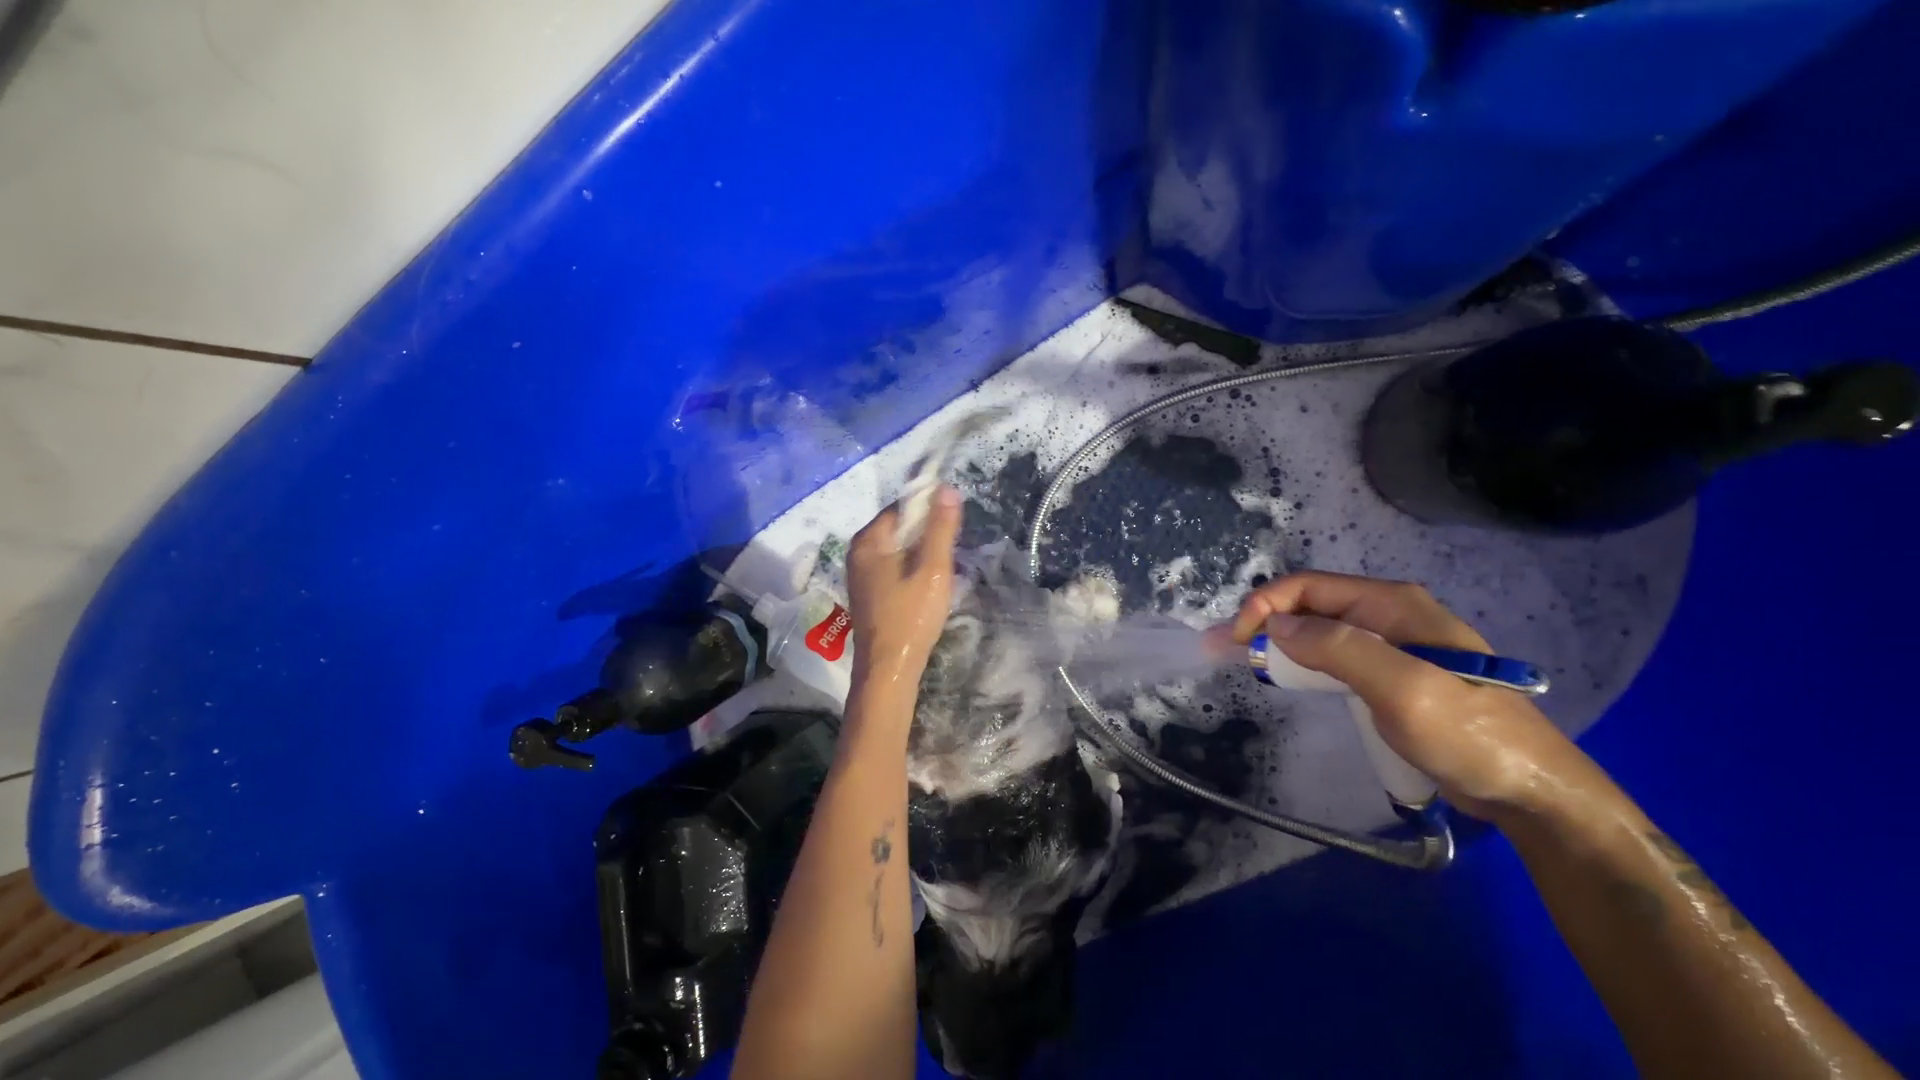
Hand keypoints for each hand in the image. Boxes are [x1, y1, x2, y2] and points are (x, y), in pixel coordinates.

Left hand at [846, 486, 962, 685]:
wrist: (889, 669)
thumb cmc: (910, 616)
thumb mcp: (932, 568)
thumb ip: (940, 528)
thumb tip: (946, 488)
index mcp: (868, 541)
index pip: (901, 507)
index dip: (929, 510)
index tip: (953, 525)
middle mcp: (858, 554)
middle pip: (899, 529)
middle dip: (927, 534)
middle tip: (952, 552)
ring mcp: (861, 576)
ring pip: (898, 551)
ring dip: (922, 555)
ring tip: (944, 570)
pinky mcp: (869, 594)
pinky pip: (894, 569)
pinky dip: (913, 571)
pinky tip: (929, 587)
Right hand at [1230, 571, 1600, 820]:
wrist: (1528, 788)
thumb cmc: (1467, 734)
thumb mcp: (1401, 687)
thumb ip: (1338, 648)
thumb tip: (1277, 624)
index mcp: (1393, 605)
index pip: (1309, 587)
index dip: (1265, 606)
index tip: (1234, 641)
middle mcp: (1392, 616)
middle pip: (1313, 607)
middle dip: (1266, 624)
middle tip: (1225, 653)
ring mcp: (1397, 647)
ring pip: (1324, 634)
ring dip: (1283, 645)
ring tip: (1246, 666)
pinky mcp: (1398, 678)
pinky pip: (1341, 660)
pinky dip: (1308, 665)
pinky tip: (1292, 681)